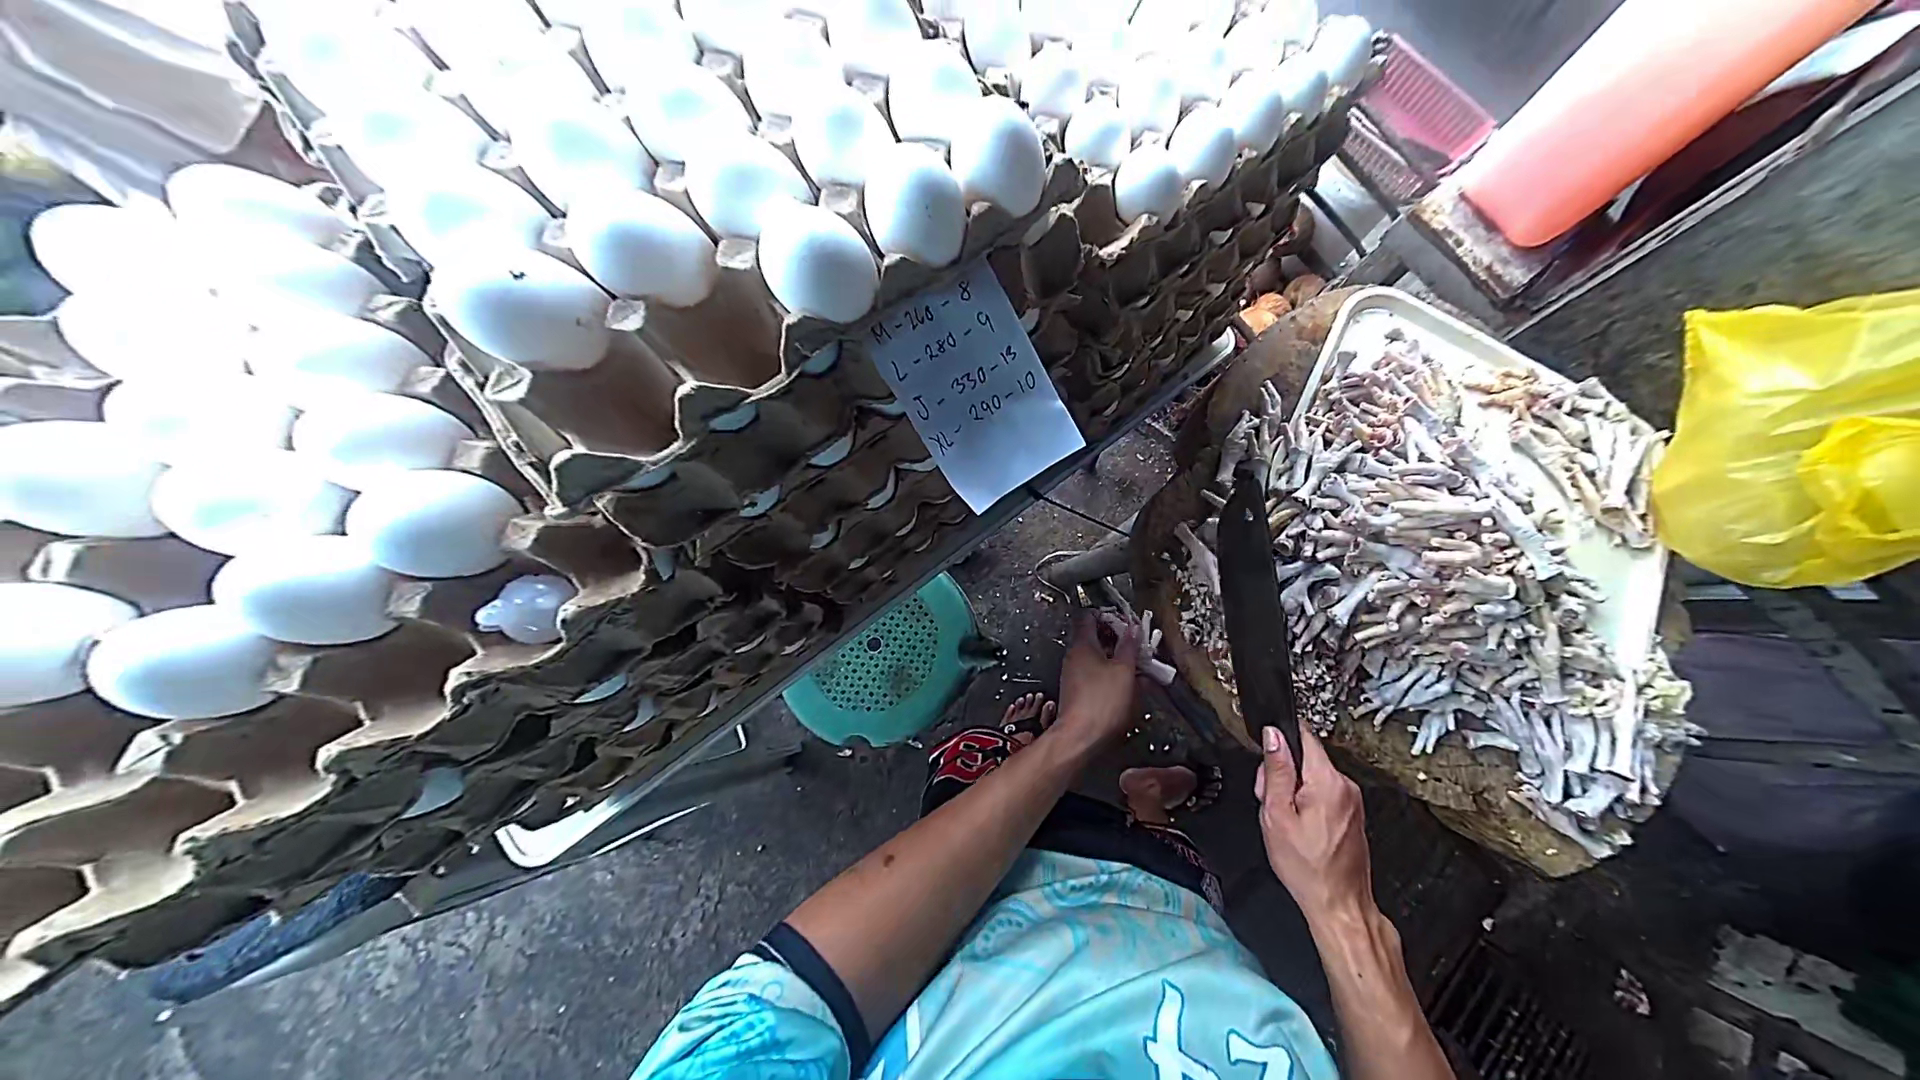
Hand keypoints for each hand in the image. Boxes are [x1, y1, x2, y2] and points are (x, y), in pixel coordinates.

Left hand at [1052, 614, 1139, 751]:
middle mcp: (1074, 657)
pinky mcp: (1078, 692)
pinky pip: (1096, 676)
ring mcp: (1074, 675)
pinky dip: (1111, 676)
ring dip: (1117, 660)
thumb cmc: (1101, 702)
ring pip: (1097, 658)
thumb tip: (1133, 629)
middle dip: (1117, 640)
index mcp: (1082, 644)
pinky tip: (1127, 687)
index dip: (1108, 615)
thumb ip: (1129, 647)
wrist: (1082, 737)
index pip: (1089, 616)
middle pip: (1095, 638)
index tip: (1126, 622)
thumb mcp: (1124, 670)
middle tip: (1137, 646)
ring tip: (1137, 668)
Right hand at [1255, 723, 1375, 928]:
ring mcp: (1352, 800)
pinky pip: (1322, 792)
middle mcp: (1346, 786)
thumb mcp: (1276, 814)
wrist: (1338, 904)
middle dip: (1282, 773)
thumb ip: (1275, 770)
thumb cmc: (1307, 867)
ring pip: (1311, 775)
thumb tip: (1273, 736)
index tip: (1267, 762)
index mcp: (1328, 782)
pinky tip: (1299, 827)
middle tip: (1272, 803)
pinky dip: (1305, 803)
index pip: (1303, 736)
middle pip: (1304, 758)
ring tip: (1285, 820)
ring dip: (1292, 789)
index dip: (1278, 743)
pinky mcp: (1351, 813)